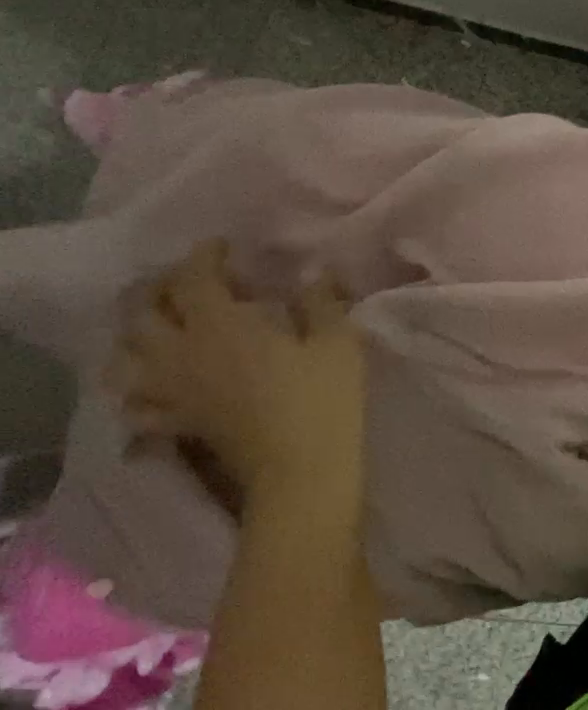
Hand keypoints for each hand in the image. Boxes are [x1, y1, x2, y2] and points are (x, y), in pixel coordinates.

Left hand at [110, 241, 367, 505]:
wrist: (299, 466)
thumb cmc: (323, 398)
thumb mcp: (339, 342)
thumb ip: (322, 303)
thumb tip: (314, 273)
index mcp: (221, 327)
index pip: (193, 280)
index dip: (203, 257)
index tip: (223, 246)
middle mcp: (181, 353)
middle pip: (142, 312)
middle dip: (159, 288)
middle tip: (188, 280)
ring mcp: (171, 390)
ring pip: (124, 355)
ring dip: (137, 334)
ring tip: (163, 326)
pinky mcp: (174, 420)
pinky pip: (135, 401)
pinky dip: (139, 386)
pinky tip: (160, 382)